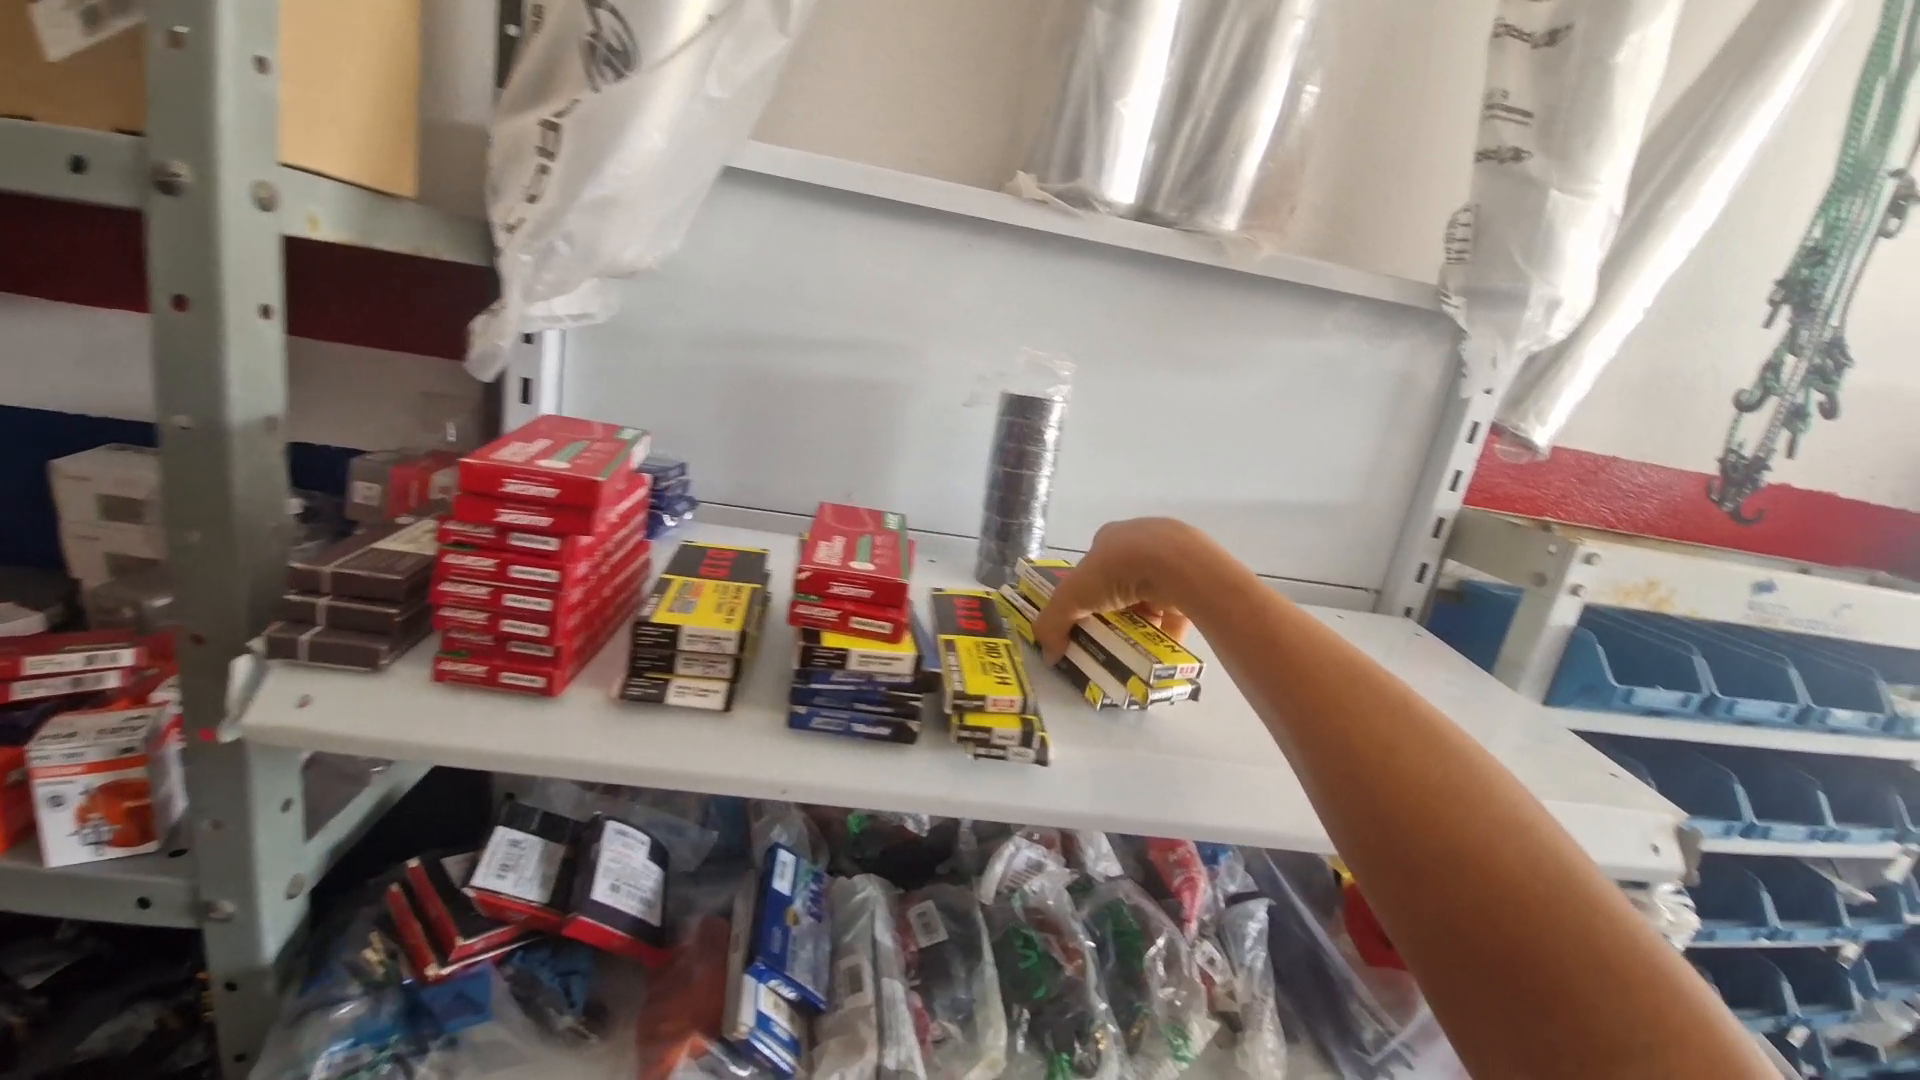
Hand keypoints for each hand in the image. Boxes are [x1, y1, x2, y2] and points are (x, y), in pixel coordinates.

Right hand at [1032, 518, 1200, 662]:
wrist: (1178, 566)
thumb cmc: (1118, 569)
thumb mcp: (1072, 594)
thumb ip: (1053, 623)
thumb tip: (1048, 655)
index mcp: (1111, 538)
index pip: (1092, 568)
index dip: (1084, 594)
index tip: (1082, 620)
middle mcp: (1141, 543)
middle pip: (1120, 585)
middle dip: (1112, 613)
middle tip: (1105, 640)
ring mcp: (1171, 560)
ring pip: (1149, 598)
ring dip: (1140, 623)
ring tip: (1130, 651)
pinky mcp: (1193, 581)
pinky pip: (1175, 610)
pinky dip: (1165, 631)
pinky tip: (1156, 652)